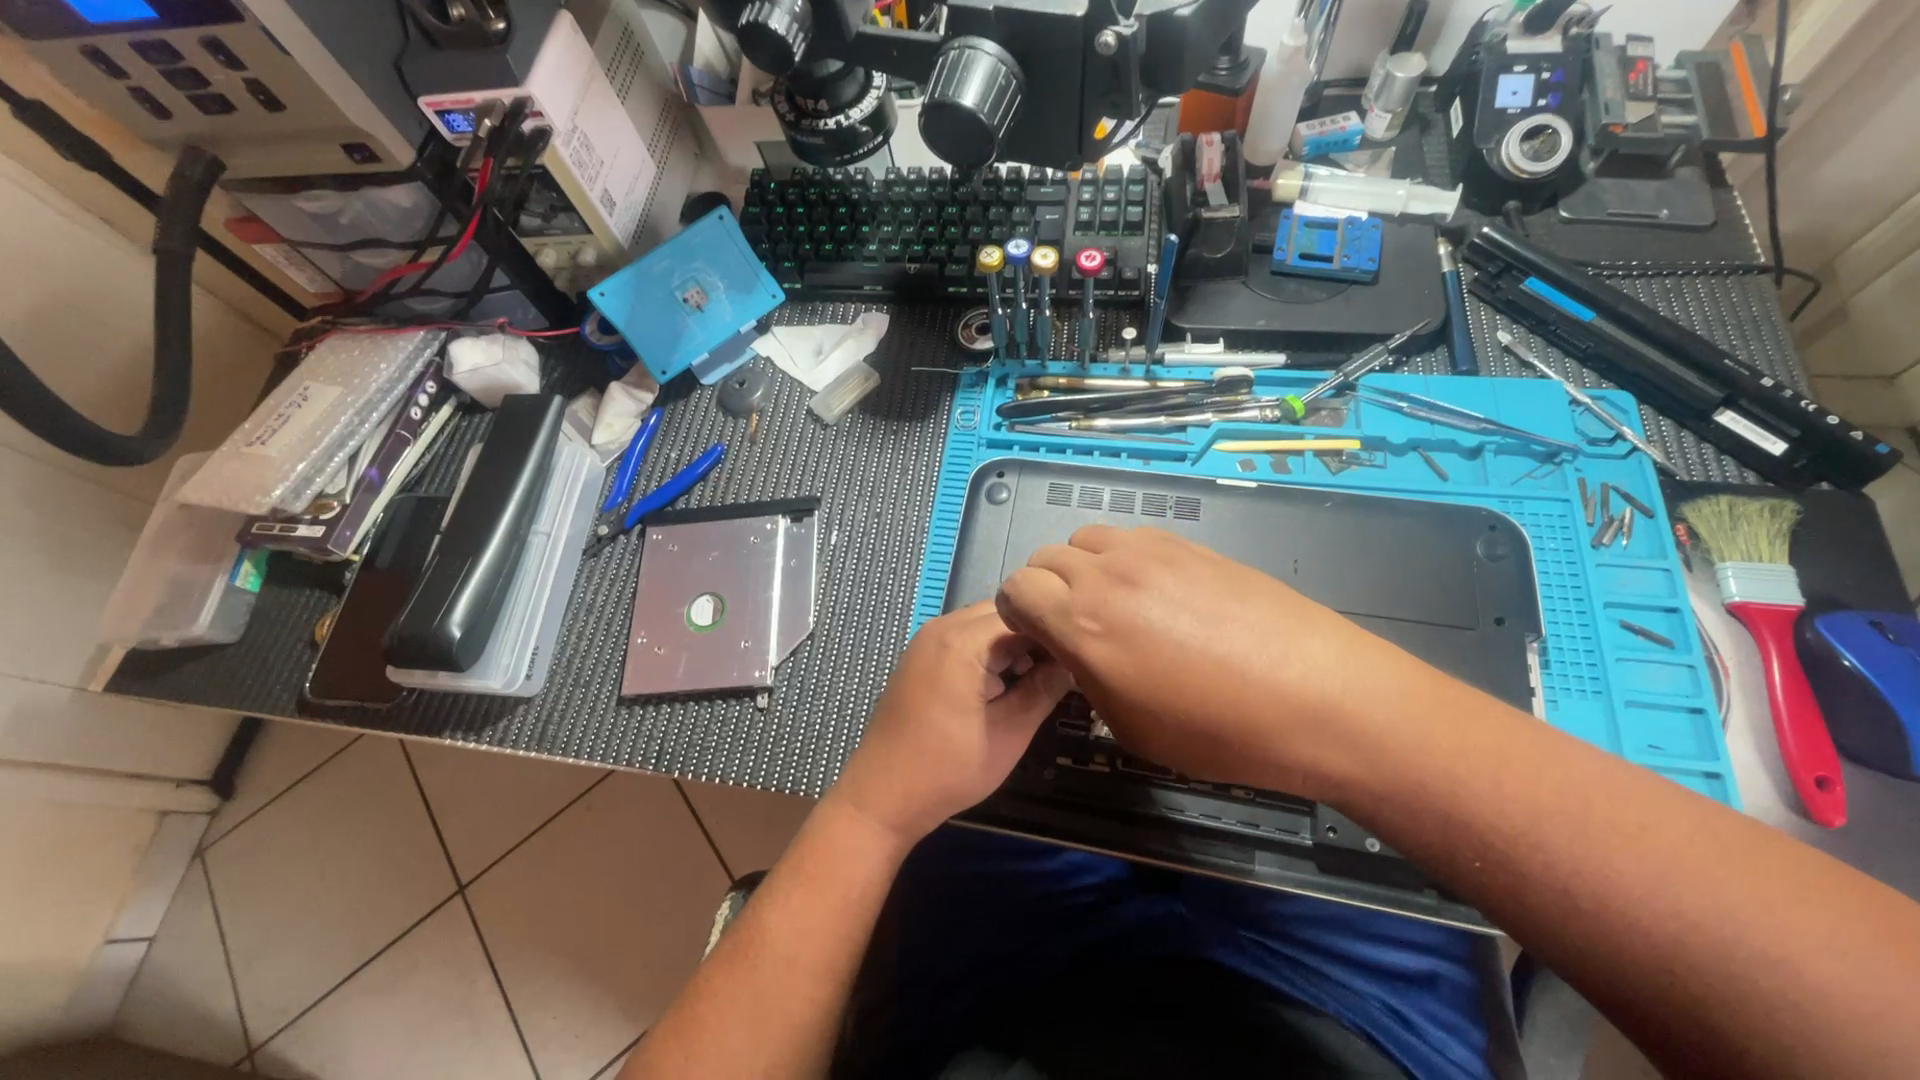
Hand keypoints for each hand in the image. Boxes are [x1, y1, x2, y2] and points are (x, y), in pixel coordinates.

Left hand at [825, 602, 1072, 846]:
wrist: (881, 798)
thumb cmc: (947, 770)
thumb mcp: (1009, 733)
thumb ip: (1043, 690)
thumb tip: (1075, 663)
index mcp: (961, 641)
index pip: (1024, 616)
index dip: (1056, 633)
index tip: (1084, 656)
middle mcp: (941, 628)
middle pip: (1003, 615)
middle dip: (1035, 637)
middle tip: (1068, 668)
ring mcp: (926, 642)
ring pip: (984, 627)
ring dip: (1013, 646)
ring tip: (1043, 679)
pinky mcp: (921, 659)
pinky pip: (965, 641)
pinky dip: (990, 655)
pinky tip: (1009, 685)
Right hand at [995, 526, 1450, 797]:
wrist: (1316, 697)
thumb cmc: (1218, 732)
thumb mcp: (1130, 727)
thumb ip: (1087, 677)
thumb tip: (1080, 651)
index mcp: (1082, 622)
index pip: (1015, 589)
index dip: (1018, 615)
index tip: (1039, 641)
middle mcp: (1107, 574)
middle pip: (1046, 557)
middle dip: (1045, 590)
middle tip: (1074, 627)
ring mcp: (1153, 552)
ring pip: (1089, 539)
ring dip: (1084, 568)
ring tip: (1115, 606)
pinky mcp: (1192, 545)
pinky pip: (1134, 538)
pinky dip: (1125, 559)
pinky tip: (1158, 595)